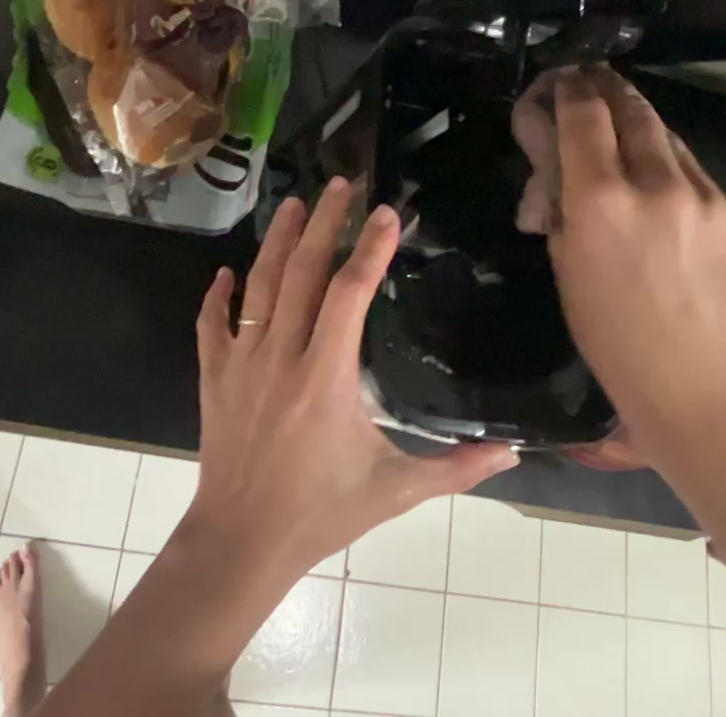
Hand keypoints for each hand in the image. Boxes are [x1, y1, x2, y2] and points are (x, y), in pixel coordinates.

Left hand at [184, 177, 518, 573]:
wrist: (241, 541)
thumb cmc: (321, 513)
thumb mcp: (396, 491)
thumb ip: (456, 469)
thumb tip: (512, 454)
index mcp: (326, 376)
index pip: (350, 293)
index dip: (370, 249)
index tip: (386, 213)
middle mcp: (281, 356)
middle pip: (301, 273)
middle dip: (322, 223)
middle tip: (340, 184)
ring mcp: (241, 363)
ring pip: (258, 287)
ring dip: (275, 242)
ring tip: (291, 204)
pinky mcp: (214, 378)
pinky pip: (212, 326)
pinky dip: (218, 296)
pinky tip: (226, 272)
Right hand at [546, 69, 725, 454]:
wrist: (694, 379)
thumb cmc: (607, 333)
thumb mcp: (564, 261)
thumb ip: (558, 201)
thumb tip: (551, 164)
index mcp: (600, 200)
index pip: (582, 115)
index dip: (564, 90)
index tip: (552, 83)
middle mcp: (653, 182)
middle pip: (627, 106)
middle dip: (600, 86)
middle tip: (580, 80)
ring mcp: (700, 191)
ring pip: (660, 127)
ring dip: (630, 113)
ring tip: (609, 113)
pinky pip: (684, 159)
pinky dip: (657, 148)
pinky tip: (644, 162)